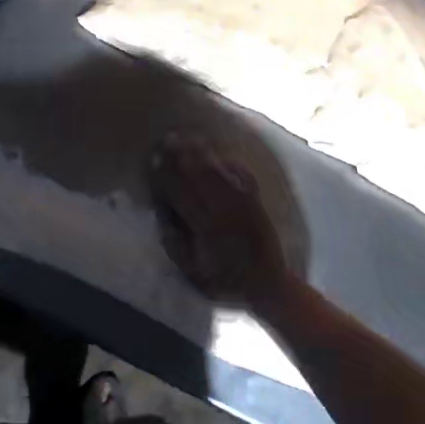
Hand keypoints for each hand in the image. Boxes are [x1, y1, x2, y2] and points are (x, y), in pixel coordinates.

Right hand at [151, 129, 290, 310]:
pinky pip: (242, 176)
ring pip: (219, 172)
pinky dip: (229, 163)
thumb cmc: (226, 283)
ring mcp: (243, 204)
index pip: (180, 196)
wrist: (269, 286)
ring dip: (203, 154)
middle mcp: (225, 212)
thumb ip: (176, 247)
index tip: (154, 162)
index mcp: (206, 229)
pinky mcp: (257, 201)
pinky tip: (218, 153)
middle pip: (199, 178)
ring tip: (189, 137)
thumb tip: (163, 218)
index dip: (166, 177)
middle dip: (182, 158)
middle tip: (168, 139)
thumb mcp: (194, 275)